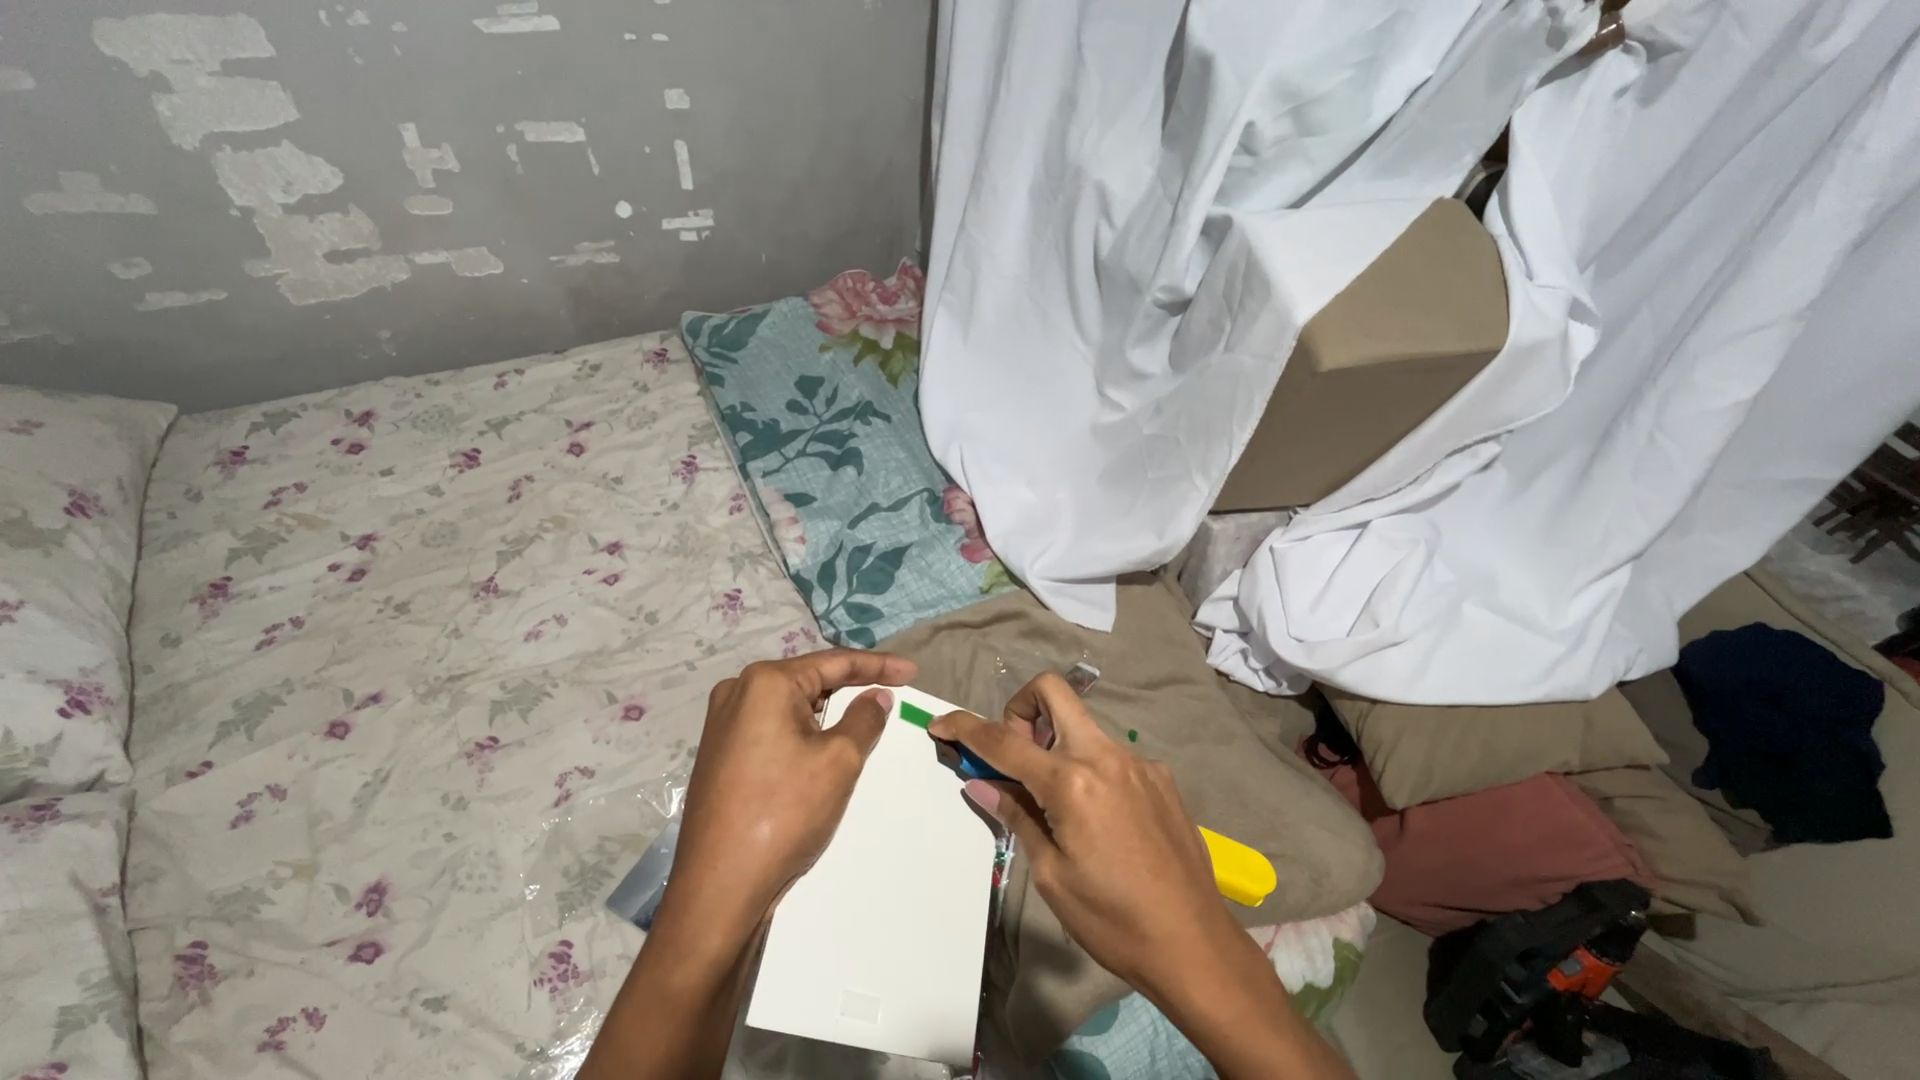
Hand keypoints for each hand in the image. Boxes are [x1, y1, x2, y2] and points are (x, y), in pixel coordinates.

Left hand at [669, 649, 916, 927]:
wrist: (720, 884)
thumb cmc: (784, 813)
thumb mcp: (838, 761)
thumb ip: (864, 719)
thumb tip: (876, 695)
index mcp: (765, 682)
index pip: (833, 662)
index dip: (877, 665)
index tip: (911, 671)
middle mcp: (737, 692)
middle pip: (808, 679)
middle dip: (850, 685)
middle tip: (890, 691)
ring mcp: (722, 724)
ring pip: (790, 705)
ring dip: (826, 711)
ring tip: (862, 719)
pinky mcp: (719, 753)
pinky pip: (772, 727)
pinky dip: (802, 731)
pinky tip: (820, 744)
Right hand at [927, 673, 1240, 994]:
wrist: (1194, 943)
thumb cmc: (1112, 919)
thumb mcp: (1051, 874)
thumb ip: (1018, 816)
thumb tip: (982, 783)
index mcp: (1072, 782)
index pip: (1004, 741)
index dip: (966, 728)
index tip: (942, 725)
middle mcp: (1107, 757)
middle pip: (1053, 692)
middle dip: (1020, 708)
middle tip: (1014, 756)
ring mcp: (1139, 763)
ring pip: (1084, 726)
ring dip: (1057, 744)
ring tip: (1056, 804)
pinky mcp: (1161, 778)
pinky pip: (1112, 756)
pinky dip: (1090, 769)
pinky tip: (1099, 821)